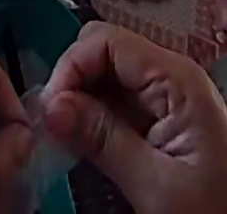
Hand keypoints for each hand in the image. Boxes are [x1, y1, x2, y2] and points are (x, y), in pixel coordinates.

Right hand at [40, 22, 226, 213]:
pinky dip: (94, 114)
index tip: (50, 107)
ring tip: (61, 134)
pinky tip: (81, 140)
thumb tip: (50, 105)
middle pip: (105, 50)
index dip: (72, 64)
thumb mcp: (155, 185)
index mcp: (176, 77)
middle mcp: (171, 74)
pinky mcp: (161, 118)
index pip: (107, 40)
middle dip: (74, 78)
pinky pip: (117, 99)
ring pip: (106, 74)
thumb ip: (102, 138)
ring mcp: (167, 96)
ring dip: (80, 97)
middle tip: (53, 123)